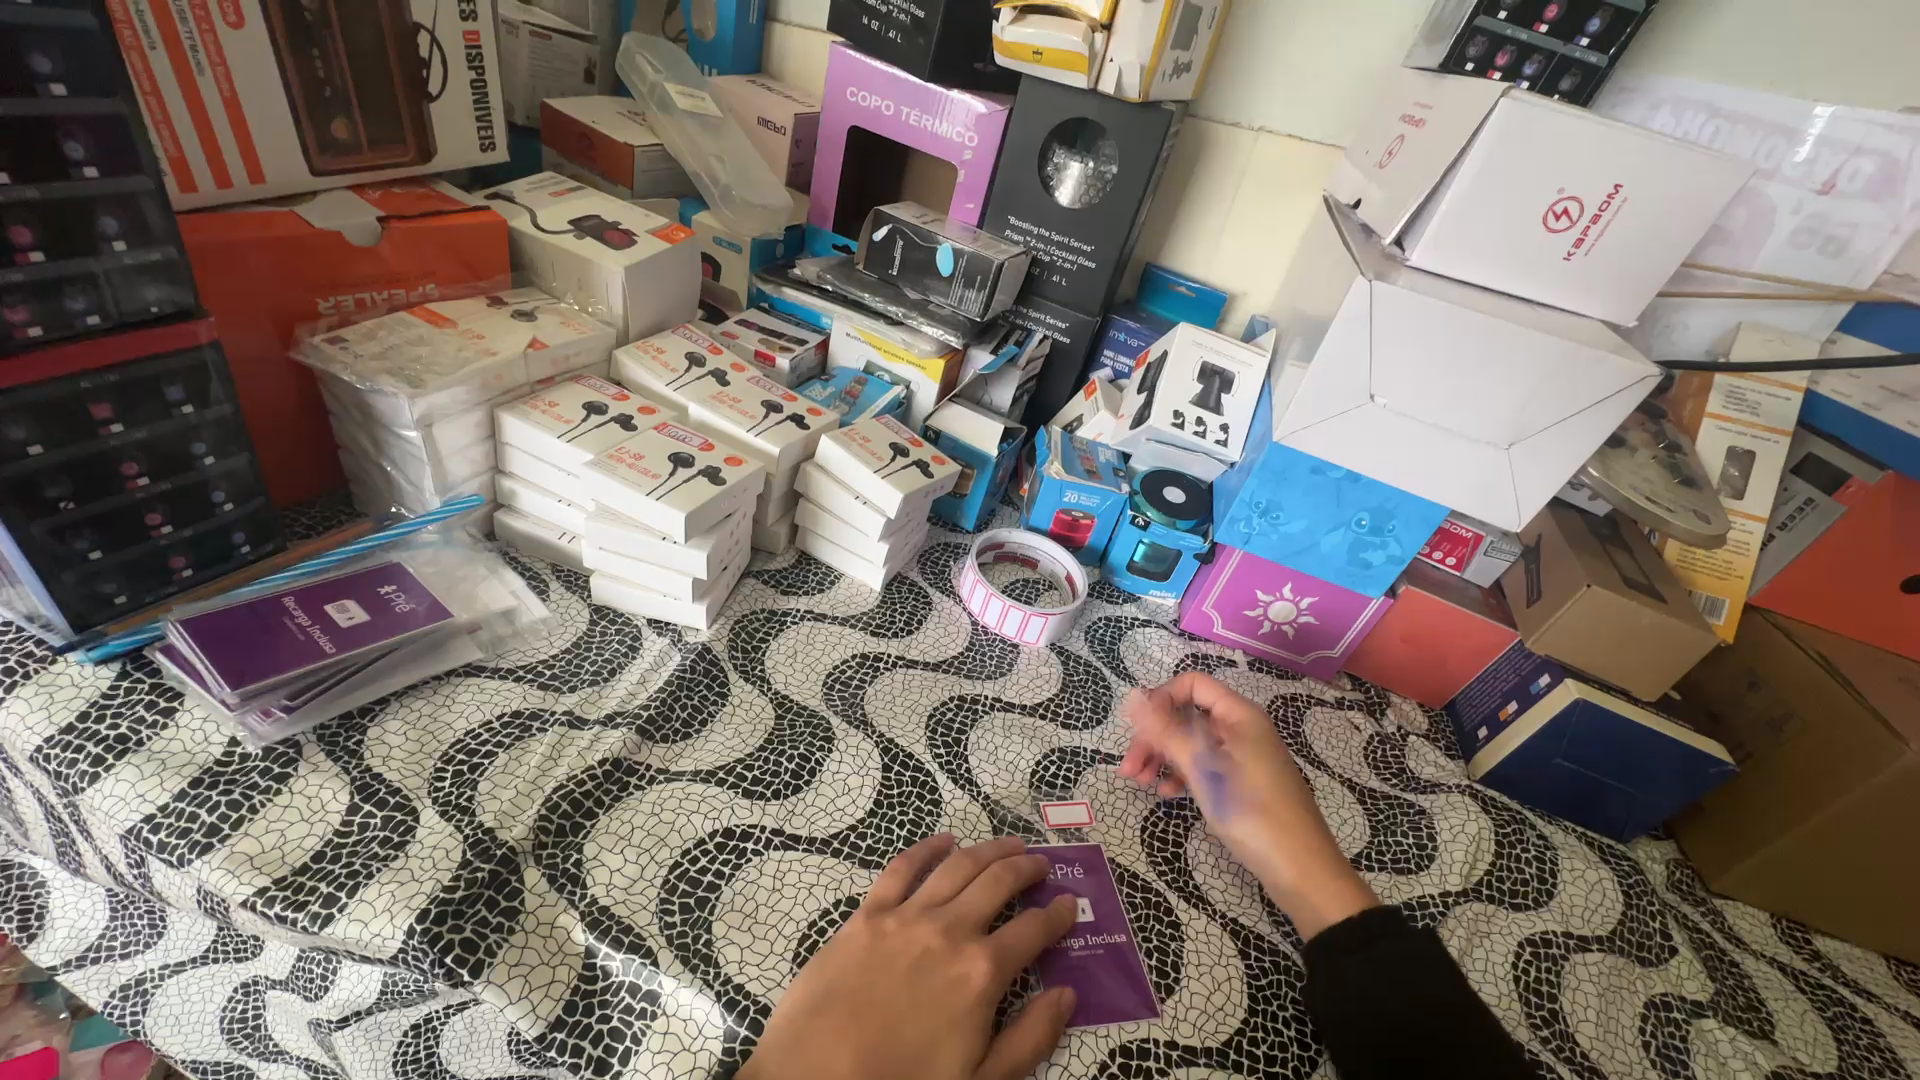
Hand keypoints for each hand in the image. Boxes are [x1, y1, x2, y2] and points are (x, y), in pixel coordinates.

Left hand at [738, 834, 1079, 1079]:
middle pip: (999, 882)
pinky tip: (944, 840)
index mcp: (982, 973)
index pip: (1034, 930)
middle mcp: (950, 931)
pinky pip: (902, 868)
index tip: (1069, 904)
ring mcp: (906, 916)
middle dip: (1027, 868)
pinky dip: (927, 848)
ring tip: (1009, 843)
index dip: (1057, 915)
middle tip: (1041, 862)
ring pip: (958, 866)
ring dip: (989, 849)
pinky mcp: (867, 914)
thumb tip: (1067, 994)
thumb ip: (1029, 1038)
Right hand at [1118, 672, 1378, 939]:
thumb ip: (1166, 731)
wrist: (1302, 871)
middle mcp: (1242, 728)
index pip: (1192, 684)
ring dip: (1162, 757)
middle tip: (1128, 767)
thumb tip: (1132, 697)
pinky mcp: (1243, 783)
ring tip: (1138, 782)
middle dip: (1154, 736)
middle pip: (1188, 715)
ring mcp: (1243, 756)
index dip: (1161, 699)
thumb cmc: (1252, 812)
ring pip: (1193, 742)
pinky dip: (1182, 774)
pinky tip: (1166, 793)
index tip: (1138, 729)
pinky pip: (1205, 765)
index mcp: (1239, 715)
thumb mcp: (1203, 769)